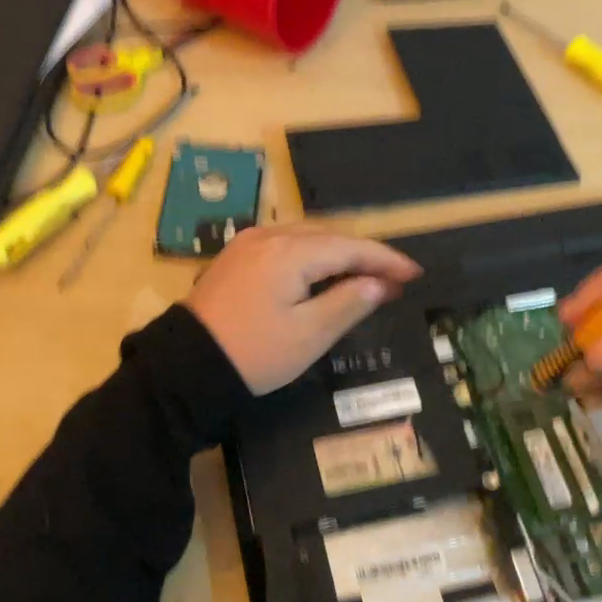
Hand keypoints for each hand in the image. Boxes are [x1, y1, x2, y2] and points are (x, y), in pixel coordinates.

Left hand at [186, 225, 422, 395]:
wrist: (186, 365)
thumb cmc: (254, 353)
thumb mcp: (309, 334)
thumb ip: (348, 302)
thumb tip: (379, 283)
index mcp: (290, 252)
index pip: (349, 247)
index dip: (385, 259)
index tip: (414, 274)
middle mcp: (269, 236)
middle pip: (328, 237)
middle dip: (363, 255)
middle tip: (394, 279)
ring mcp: (248, 243)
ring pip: (305, 238)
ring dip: (337, 254)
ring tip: (365, 277)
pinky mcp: (235, 257)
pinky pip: (284, 245)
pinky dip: (310, 256)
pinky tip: (321, 274)